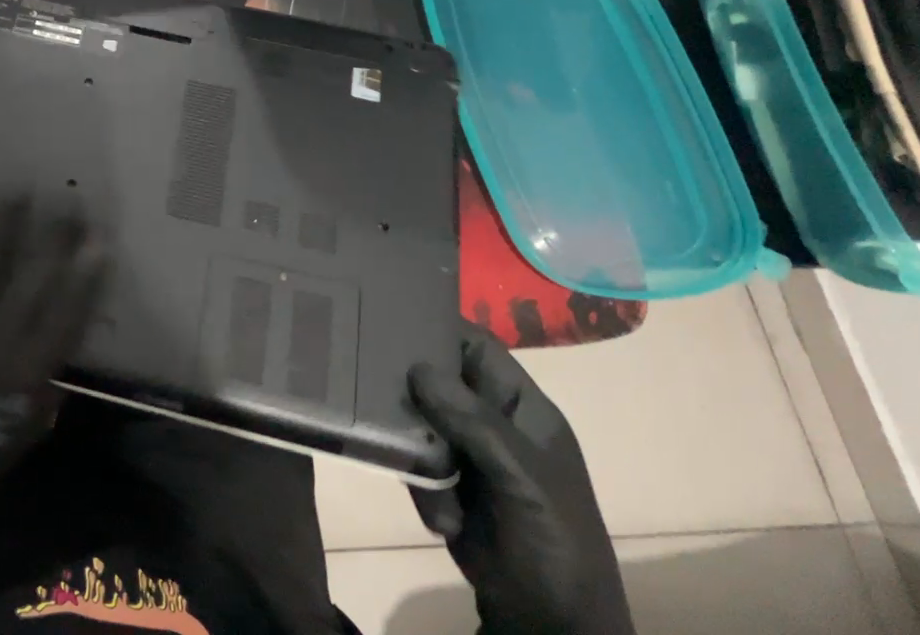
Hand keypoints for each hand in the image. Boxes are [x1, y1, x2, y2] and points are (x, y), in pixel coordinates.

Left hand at [0, 195, 109, 577]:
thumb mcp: (26, 426)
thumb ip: (48, 382)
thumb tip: (61, 337)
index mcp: (26, 367)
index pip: (64, 309)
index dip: (84, 272)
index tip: (97, 238)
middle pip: (29, 273)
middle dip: (50, 234)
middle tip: (64, 200)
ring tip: (13, 190)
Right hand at [407, 324, 634, 634]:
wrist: (549, 622)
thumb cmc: (554, 541)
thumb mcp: (524, 479)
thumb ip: (475, 423)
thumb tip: (418, 366)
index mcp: (523, 410)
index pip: (477, 349)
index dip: (439, 328)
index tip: (386, 315)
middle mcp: (491, 424)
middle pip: (437, 382)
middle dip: (408, 389)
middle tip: (365, 379)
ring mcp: (467, 455)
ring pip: (417, 423)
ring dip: (415, 452)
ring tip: (424, 481)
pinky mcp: (444, 486)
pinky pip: (412, 463)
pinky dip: (418, 486)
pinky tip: (439, 518)